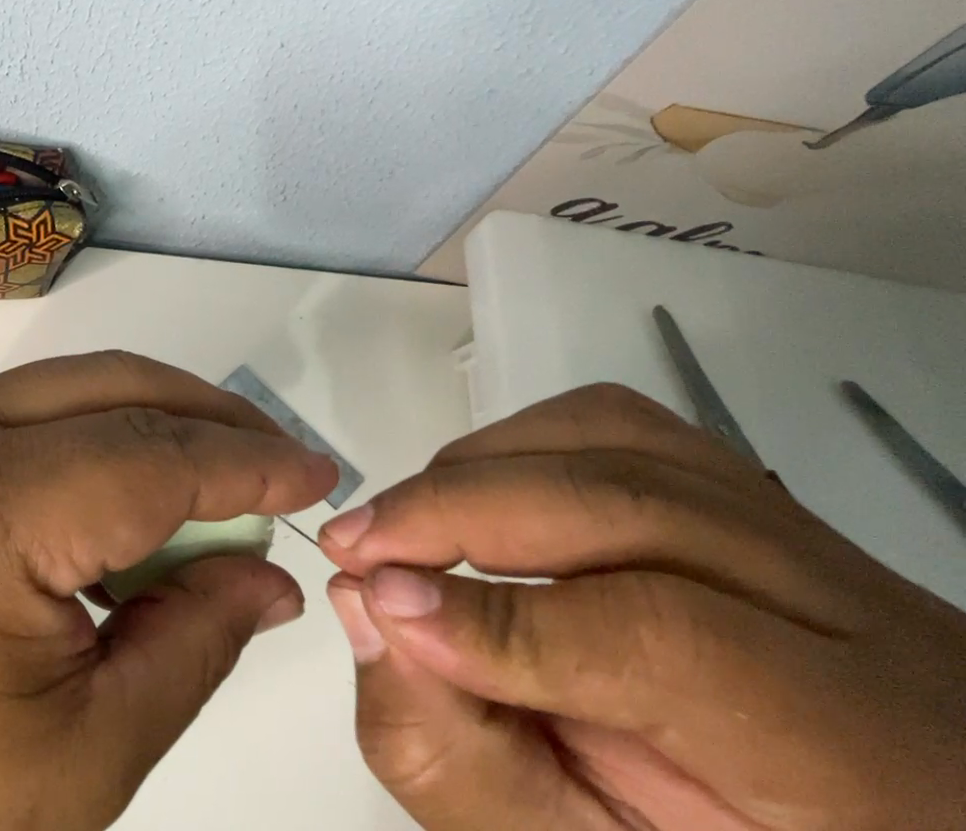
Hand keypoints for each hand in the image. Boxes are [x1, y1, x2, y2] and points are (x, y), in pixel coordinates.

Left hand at [0, 352, 338, 829]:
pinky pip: (18, 417)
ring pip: (64, 391)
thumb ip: (196, 640)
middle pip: (109, 391)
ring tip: (217, 488)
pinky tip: (124, 505)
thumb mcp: (89, 745)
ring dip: (149, 425)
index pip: (150, 457)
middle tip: (280, 466)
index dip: (249, 462)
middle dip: (207, 421)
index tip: (320, 473)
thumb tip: (269, 573)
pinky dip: (87, 443)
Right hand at [319, 384, 965, 830]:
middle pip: (633, 503)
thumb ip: (468, 762)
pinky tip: (471, 501)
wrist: (824, 813)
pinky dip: (514, 448)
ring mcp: (811, 537)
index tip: (376, 603)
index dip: (504, 618)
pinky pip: (615, 427)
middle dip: (458, 512)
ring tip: (401, 528)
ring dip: (475, 470)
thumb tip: (370, 609)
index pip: (672, 641)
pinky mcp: (747, 493)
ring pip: (618, 437)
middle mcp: (868, 619)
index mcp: (864, 756)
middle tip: (351, 548)